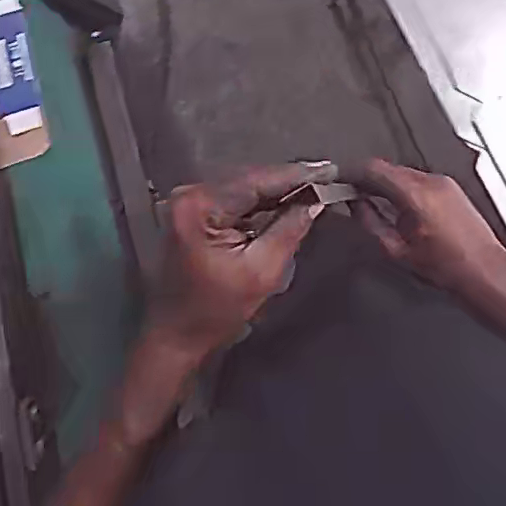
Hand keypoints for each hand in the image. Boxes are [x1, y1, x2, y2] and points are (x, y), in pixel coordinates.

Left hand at [147, 162, 335, 360]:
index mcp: (200, 205)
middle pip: (250, 178)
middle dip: (289, 180)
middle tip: (328, 176)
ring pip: (245, 186)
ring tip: (315, 185)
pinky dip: (262, 200)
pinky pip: (236, 198)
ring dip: (278, 188)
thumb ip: (289, 230)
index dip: (296, 175)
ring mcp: (190, 200)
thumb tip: (315, 200)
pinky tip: (287, 200)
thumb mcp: (261, 273)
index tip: (330, 170)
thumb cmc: (214, 311)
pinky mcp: (195, 210)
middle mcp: (191, 193)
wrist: (175, 335)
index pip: (256, 180)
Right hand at [352, 159, 505, 299]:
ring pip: (403, 173)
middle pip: (388, 169)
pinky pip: (419, 180)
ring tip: (376, 205)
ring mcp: (444, 182)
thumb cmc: (448, 268)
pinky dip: (403, 189)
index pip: (374, 168)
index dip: (353, 173)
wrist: (484, 272)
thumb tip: (356, 205)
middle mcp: (431, 181)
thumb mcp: (396, 249)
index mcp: (415, 194)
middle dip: (368, 180)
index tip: (342, 180)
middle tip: (353, 195)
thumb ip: (369, 221)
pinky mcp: (451, 188)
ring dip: (386, 185)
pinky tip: (400, 208)